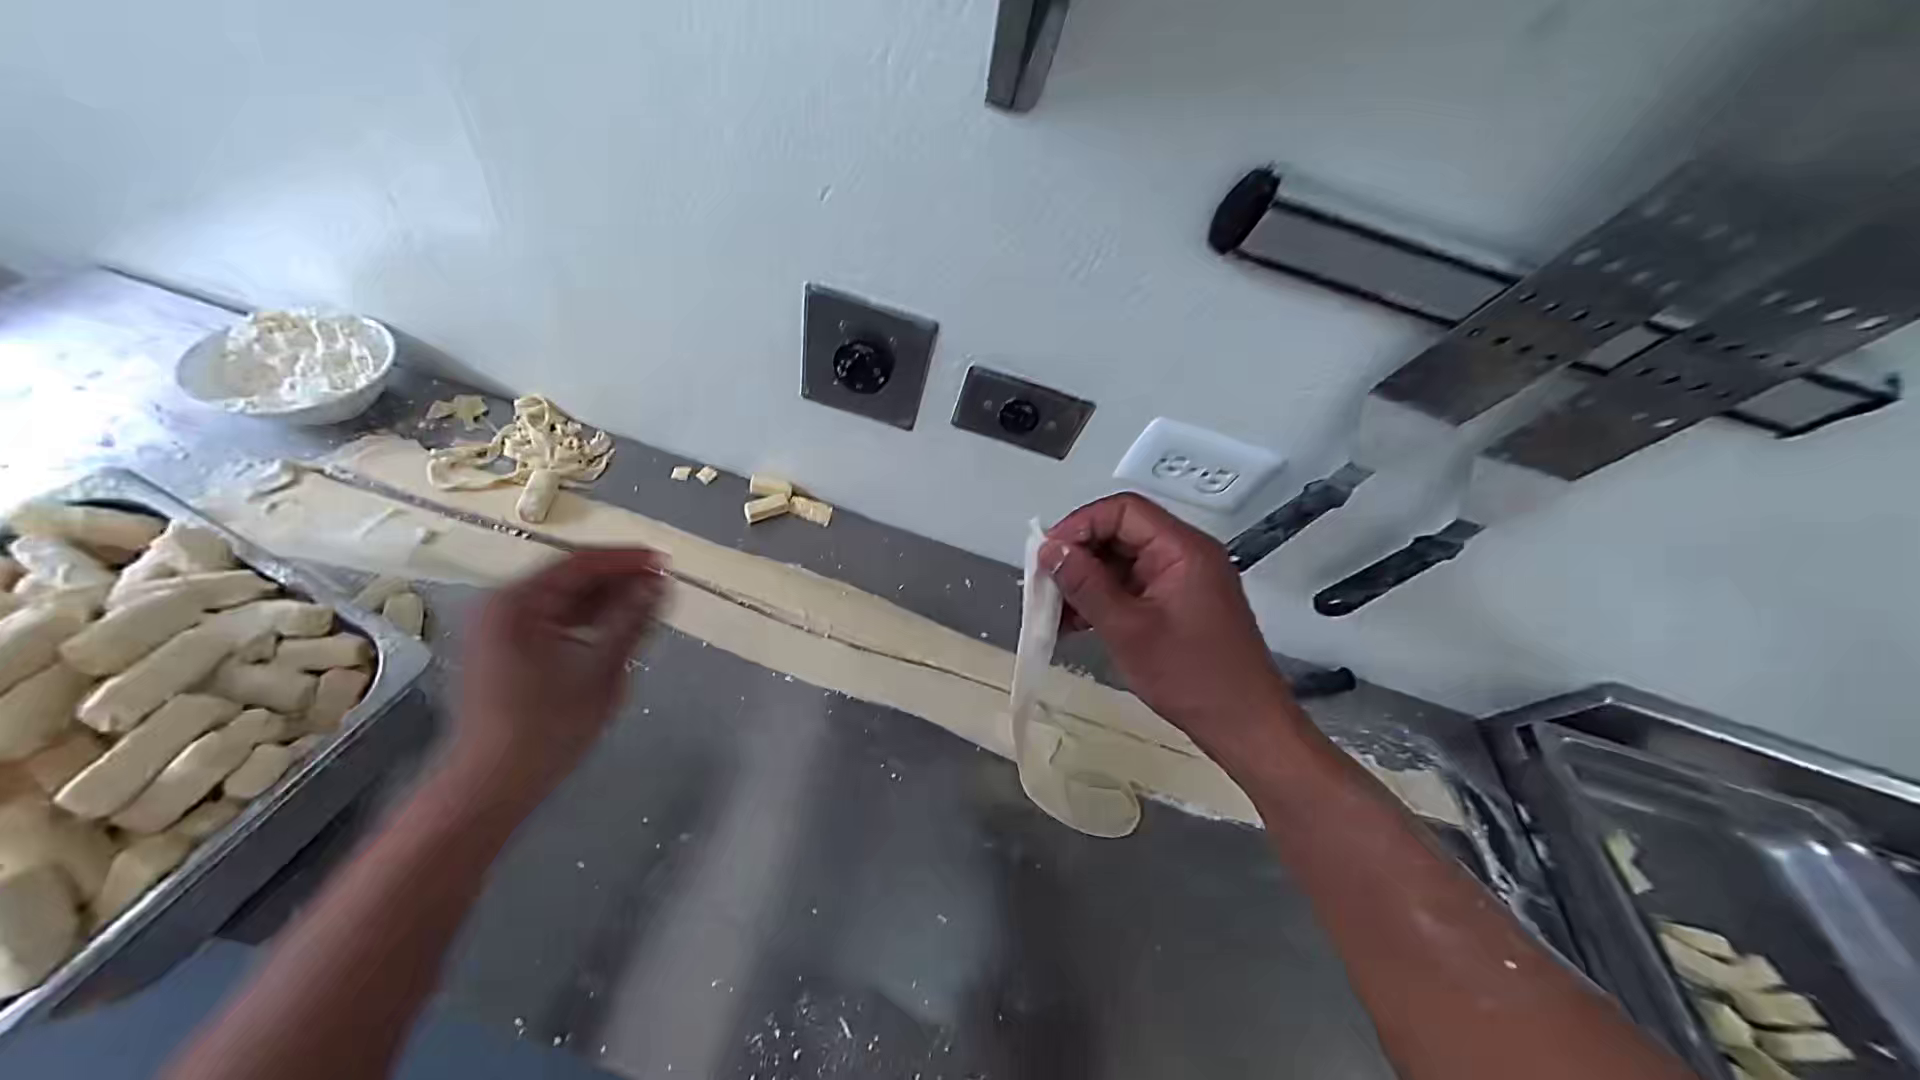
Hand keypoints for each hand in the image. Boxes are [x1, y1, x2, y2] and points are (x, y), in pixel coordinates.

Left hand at [453, 548, 667, 798]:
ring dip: (606, 600)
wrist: (491, 783)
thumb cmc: (546, 729)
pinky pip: (554, 619)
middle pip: (570, 578)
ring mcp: (499, 628)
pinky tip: (618, 628)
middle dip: (619, 580)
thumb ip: (632, 620)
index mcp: (516, 603)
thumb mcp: (600, 670)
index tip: (664, 560)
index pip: (580, 563)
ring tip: (648, 605)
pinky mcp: (505, 648)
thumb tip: (657, 584)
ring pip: (564, 599)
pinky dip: (587, 620)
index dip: (626, 560)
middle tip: (662, 584)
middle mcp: (501, 606)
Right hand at [1042, 494, 1296, 757]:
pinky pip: (1132, 586)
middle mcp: (1184, 554)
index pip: (1123, 510)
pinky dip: (1103, 599)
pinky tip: (1076, 623)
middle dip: (1078, 556)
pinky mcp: (1178, 602)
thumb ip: (1085, 584)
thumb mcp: (1127, 629)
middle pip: (1120, 533)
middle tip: (1045, 584)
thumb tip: (1050, 551)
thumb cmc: (1192, 677)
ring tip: (1054, 611)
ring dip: (1086, 581)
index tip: (1047, 554)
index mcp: (1182, 549)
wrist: (1245, 725)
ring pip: (1121, 562)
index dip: (1079, 525)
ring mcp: (1182, 579)